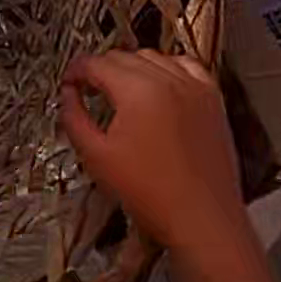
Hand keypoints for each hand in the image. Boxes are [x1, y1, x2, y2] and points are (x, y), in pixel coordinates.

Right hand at [59, 50, 246, 253]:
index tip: (69, 83)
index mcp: (136, 89)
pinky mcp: (212, 101)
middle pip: (121, 56)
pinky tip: (161, 85)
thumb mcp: (96, 157)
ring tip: (122, 90)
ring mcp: (193, 88)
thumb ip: (74, 117)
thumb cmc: (151, 194)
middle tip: (89, 90)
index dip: (75, 71)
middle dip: (100, 69)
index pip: (95, 63)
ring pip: (151, 56)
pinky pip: (185, 66)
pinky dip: (169, 68)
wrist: (204, 225)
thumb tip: (68, 95)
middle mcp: (166, 79)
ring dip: (131, 67)